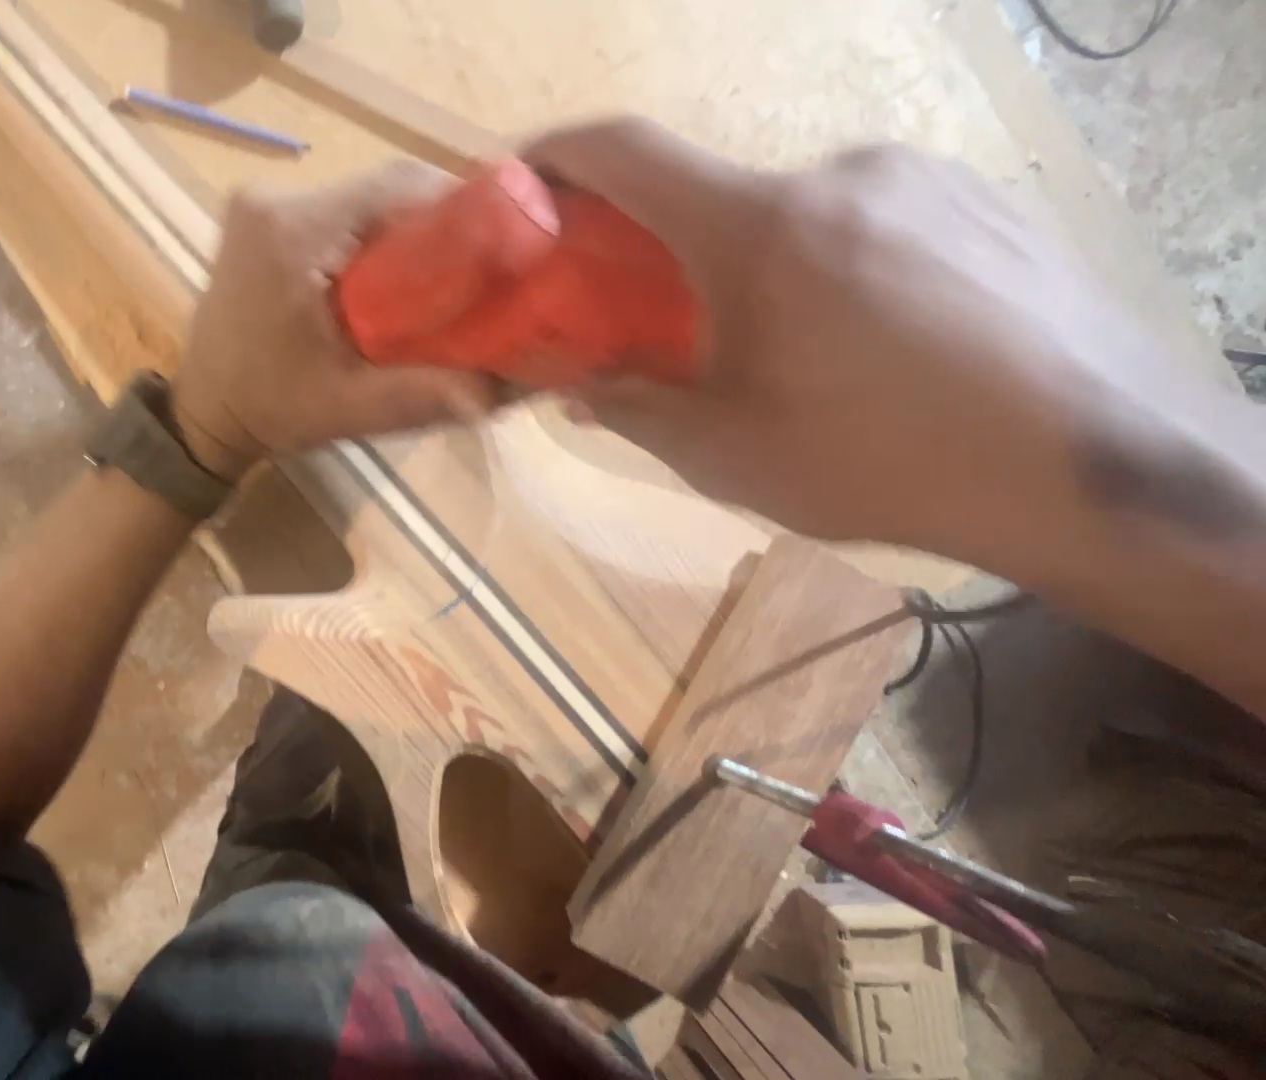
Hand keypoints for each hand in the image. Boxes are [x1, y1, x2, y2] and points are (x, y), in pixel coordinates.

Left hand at [172, 163, 499, 480]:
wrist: (202, 413)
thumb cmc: (268, 410)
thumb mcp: (346, 409)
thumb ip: (419, 396)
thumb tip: (497, 394)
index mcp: (293, 233)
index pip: (396, 186)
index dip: (455, 208)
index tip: (497, 245)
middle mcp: (273, 201)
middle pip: (381, 190)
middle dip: (432, 227)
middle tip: (474, 272)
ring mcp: (261, 206)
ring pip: (361, 200)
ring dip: (401, 234)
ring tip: (438, 280)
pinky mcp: (260, 221)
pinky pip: (336, 214)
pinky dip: (370, 239)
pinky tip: (390, 279)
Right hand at [528, 118, 1180, 562]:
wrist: (1099, 470)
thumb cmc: (879, 461)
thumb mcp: (724, 453)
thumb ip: (632, 408)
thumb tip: (575, 388)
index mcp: (758, 230)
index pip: (631, 152)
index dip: (561, 153)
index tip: (522, 177)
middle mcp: (836, 177)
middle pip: (713, 195)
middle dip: (667, 250)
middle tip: (662, 324)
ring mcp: (920, 182)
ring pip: (794, 212)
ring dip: (755, 266)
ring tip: (777, 351)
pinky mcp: (983, 203)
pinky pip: (868, 219)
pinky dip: (828, 264)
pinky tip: (860, 339)